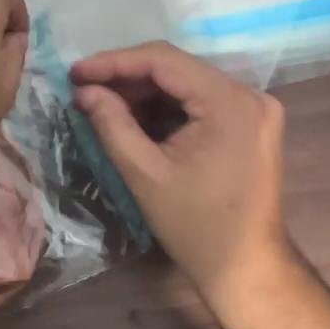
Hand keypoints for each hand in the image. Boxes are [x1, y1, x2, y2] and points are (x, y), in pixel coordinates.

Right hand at [71, 42, 290, 301]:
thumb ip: (112, 124)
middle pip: (177, 69)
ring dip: (144, 93)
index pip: (164, 61)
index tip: (75, 73)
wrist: (246, 267)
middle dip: (127, 78)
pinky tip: (134, 119)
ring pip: (187, 84)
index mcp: (229, 102)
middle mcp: (249, 95)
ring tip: (101, 105)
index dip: (114, 62)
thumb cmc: (195, 225)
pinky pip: (201, 102)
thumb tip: (85, 91)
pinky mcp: (251, 124)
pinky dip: (167, 108)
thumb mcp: (145, 174)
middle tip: (83, 90)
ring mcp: (255, 109)